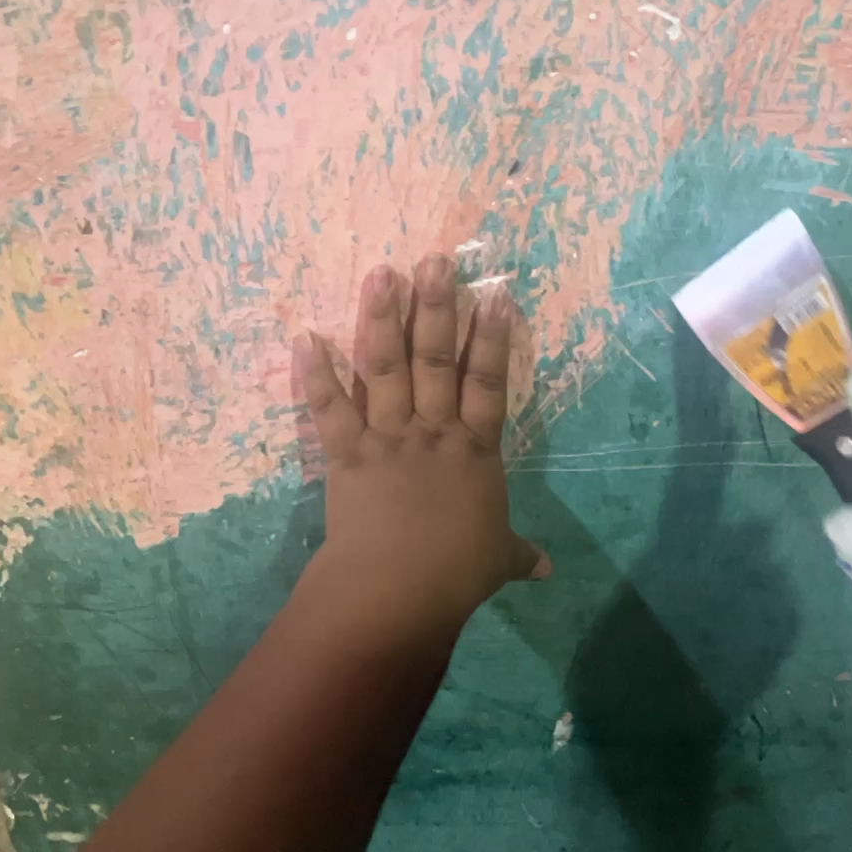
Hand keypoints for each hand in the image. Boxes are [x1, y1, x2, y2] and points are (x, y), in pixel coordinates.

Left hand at [291, 255, 546, 642]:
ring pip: (385, 369)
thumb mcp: (496, 560)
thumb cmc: (456, 573)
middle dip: (437, 308)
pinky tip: (304, 336)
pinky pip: (328, 409)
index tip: (494, 293)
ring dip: (381, 319)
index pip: (488, 382)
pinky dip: (313, 374)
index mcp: (474, 450)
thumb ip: (518, 553)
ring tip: (381, 272)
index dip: (492, 338)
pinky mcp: (347, 454)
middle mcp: (433, 431)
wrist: (399, 592)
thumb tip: (547, 569)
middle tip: (434, 260)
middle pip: (437, 360)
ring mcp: (388, 438)